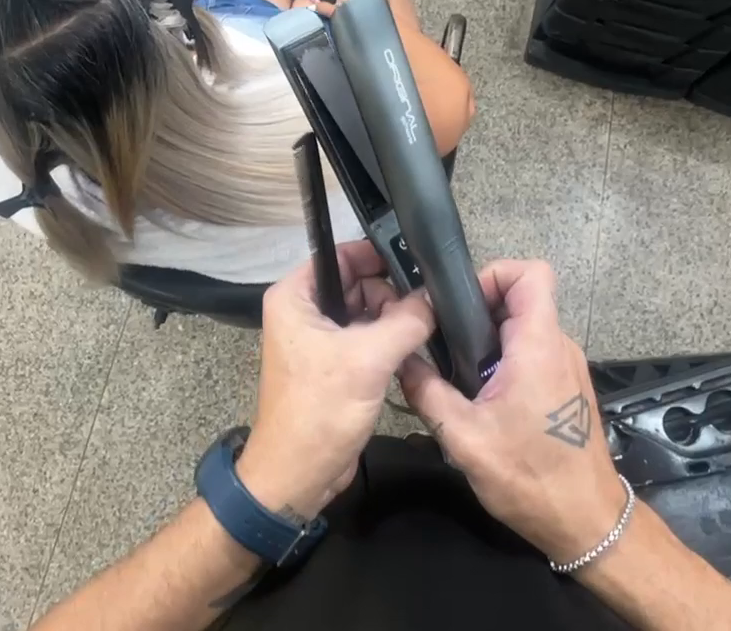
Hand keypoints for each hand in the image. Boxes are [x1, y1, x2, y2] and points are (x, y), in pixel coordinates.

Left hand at [236, 242, 434, 522]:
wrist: (298, 476)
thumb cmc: (320, 410)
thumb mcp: (367, 359)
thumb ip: (406, 322)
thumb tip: (435, 300)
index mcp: (295, 296)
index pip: (339, 256)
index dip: (376, 255)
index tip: (415, 263)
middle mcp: (302, 311)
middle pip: (355, 283)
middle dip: (389, 294)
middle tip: (423, 311)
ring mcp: (317, 339)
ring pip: (364, 311)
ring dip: (392, 320)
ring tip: (422, 333)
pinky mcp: (332, 365)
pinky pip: (364, 338)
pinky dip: (387, 341)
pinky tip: (412, 350)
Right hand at [397, 260, 625, 562]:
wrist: (590, 526)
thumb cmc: (532, 479)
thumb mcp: (464, 439)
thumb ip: (427, 391)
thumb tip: (401, 360)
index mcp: (539, 346)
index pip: (530, 273)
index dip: (493, 273)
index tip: (460, 304)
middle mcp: (559, 347)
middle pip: (520, 298)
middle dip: (478, 311)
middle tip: (444, 342)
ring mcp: (567, 367)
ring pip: (524, 327)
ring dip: (489, 339)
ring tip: (458, 372)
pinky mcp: (567, 388)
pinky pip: (532, 352)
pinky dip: (504, 359)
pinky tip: (482, 396)